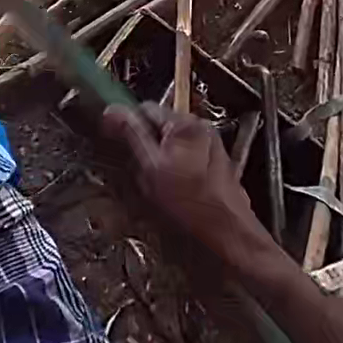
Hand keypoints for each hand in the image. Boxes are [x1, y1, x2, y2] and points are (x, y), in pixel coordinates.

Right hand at [101, 103, 268, 255]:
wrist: (231, 234)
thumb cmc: (191, 203)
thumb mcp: (151, 168)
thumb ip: (131, 134)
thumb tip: (111, 111)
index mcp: (184, 122)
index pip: (145, 109)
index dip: (129, 125)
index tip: (120, 143)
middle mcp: (200, 125)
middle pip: (160, 125)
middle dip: (147, 143)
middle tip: (144, 170)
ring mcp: (212, 142)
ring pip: (173, 140)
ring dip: (162, 155)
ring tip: (161, 182)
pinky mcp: (217, 159)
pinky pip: (187, 152)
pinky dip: (178, 164)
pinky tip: (178, 188)